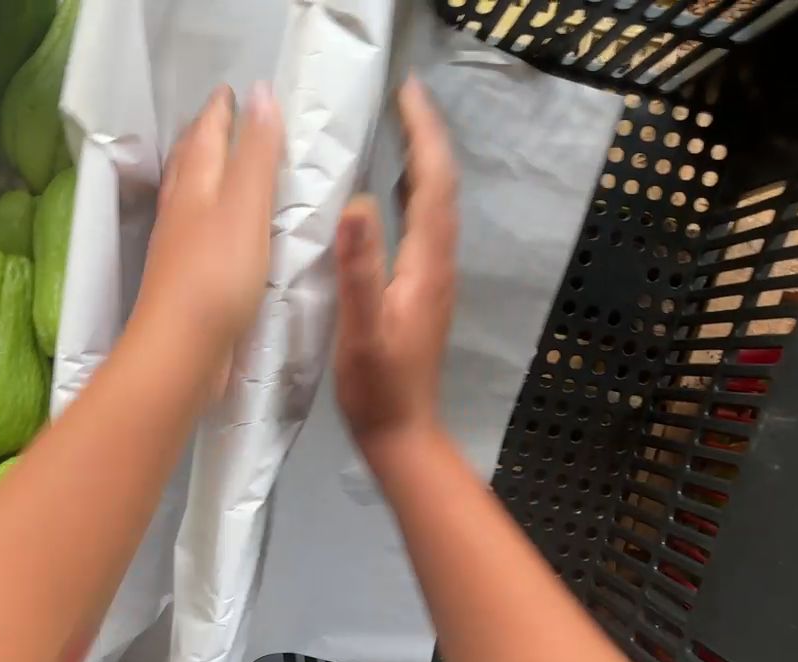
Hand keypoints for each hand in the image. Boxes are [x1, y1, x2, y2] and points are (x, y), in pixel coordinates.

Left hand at [131, 83, 284, 396]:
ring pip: (186, 201)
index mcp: (195, 188)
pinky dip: (204, 220)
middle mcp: (180, 214)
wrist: (182, 350)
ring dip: (198, 178)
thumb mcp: (246, 208)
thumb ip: (256, 155)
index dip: (219, 112)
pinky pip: (194, 238)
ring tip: (213, 169)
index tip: (230, 91)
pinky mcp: (184, 287)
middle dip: (202, 139)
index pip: (206, 137)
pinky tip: (214, 233)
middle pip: (188, 165)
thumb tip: (259, 93)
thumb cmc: (217, 276)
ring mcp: (177, 252)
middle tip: (217, 121)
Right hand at [335, 77, 457, 450]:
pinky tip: (393, 201)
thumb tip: (356, 203)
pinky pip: (425, 232)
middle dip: (427, 140)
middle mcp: (438, 267)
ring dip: (424, 167)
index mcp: (425, 267)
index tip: (408, 93)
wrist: (402, 433)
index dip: (424, 135)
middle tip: (403, 103)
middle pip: (442, 190)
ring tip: (400, 136)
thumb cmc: (378, 387)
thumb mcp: (361, 330)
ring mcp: (434, 282)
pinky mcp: (423, 296)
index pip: (433, 185)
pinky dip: (415, 200)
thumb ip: (359, 269)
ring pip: (437, 210)